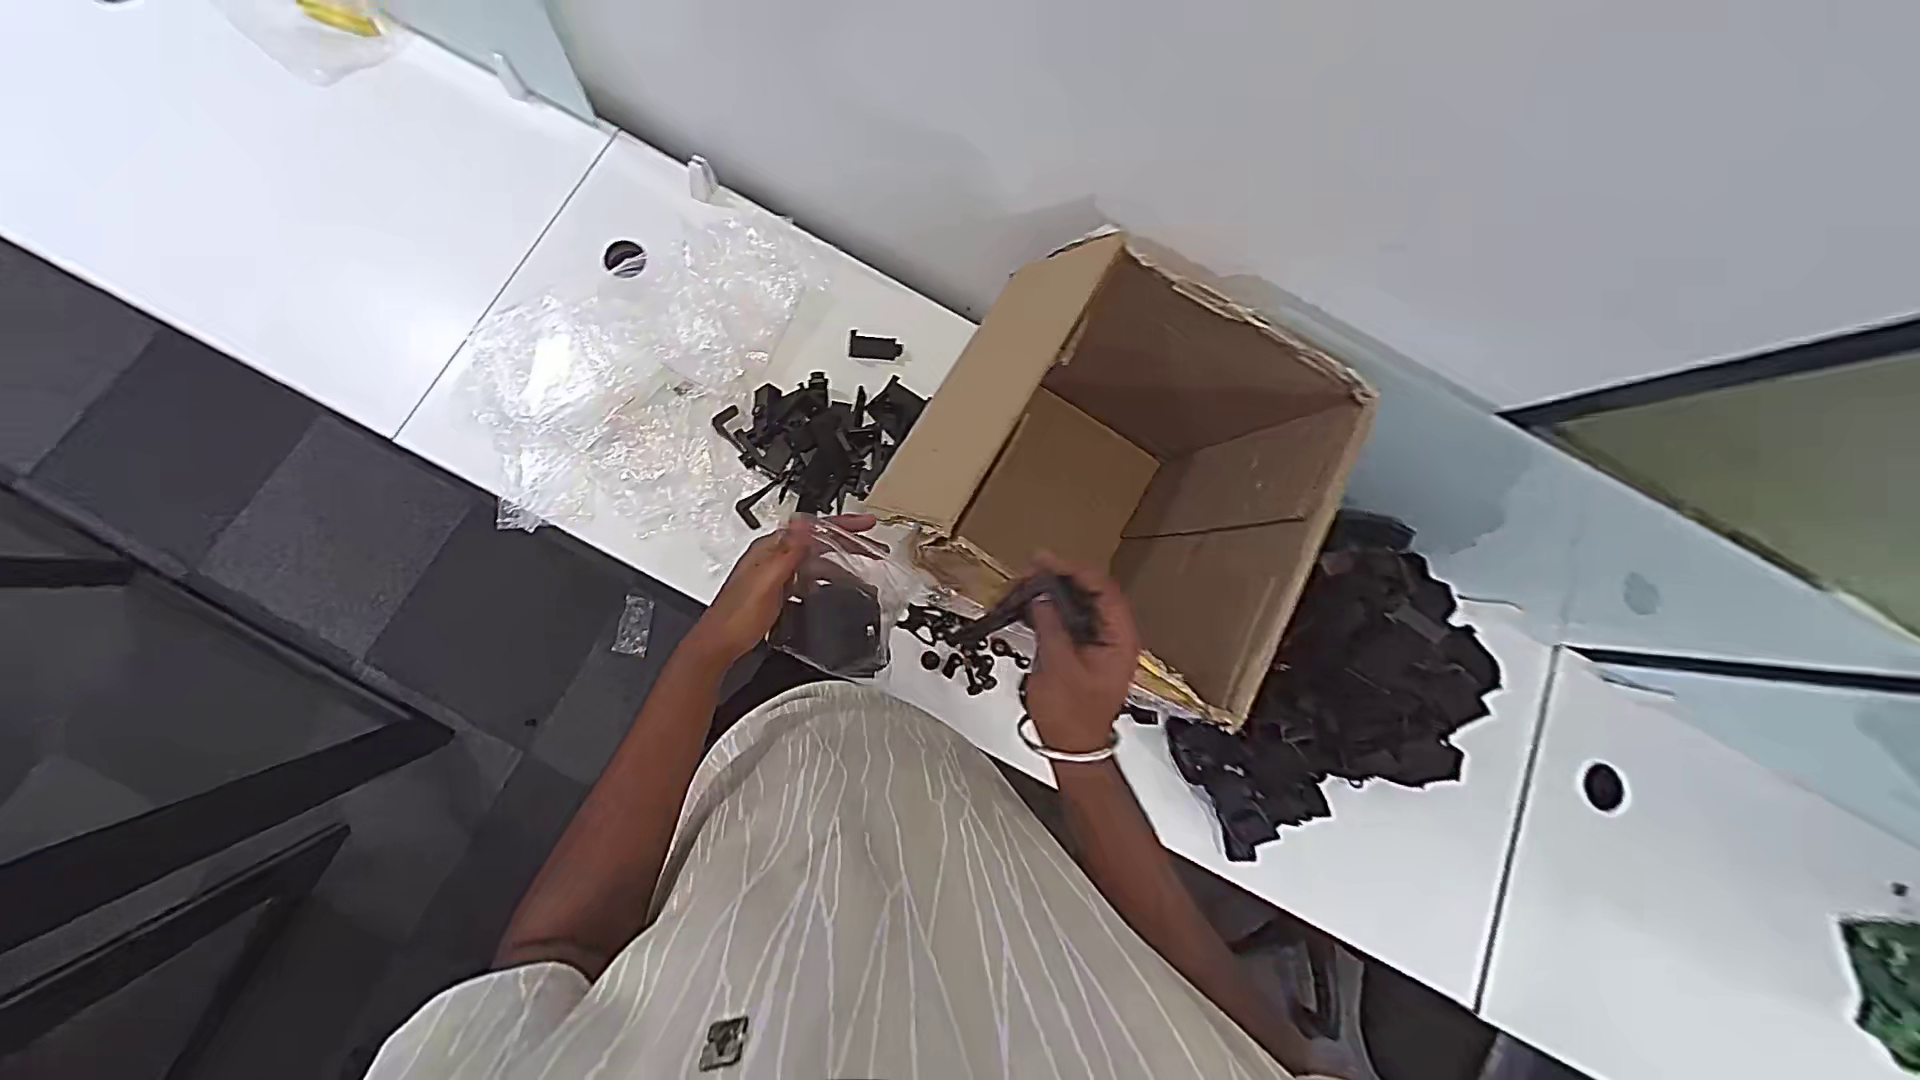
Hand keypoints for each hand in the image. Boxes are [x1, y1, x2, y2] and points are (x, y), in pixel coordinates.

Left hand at [684, 514, 876, 665]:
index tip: (865, 525)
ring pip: (817, 563)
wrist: (718, 647)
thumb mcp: (766, 581)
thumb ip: (787, 552)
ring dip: (842, 564)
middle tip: (873, 548)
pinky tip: (839, 590)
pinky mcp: (780, 592)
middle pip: (818, 543)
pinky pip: (811, 580)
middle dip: (848, 543)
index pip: (812, 528)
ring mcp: (777, 575)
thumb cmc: (736, 617)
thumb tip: (804, 524)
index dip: (842, 525)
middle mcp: (774, 557)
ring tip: (864, 571)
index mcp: (770, 549)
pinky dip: (829, 581)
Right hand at [1025, 555, 1141, 755]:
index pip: (1103, 590)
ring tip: (1025, 584)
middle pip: (1091, 593)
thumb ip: (1051, 626)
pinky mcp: (1082, 649)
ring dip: (1052, 591)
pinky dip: (1049, 609)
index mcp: (1119, 639)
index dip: (1075, 570)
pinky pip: (1068, 618)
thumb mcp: (1058, 667)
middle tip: (1032, 570)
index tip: (1048, 561)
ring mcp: (1098, 642)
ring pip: (1078, 603)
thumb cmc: (1072, 717)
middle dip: (1060, 578)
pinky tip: (1029, 605)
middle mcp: (1113, 636)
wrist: (1071, 748)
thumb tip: (1042, 596)